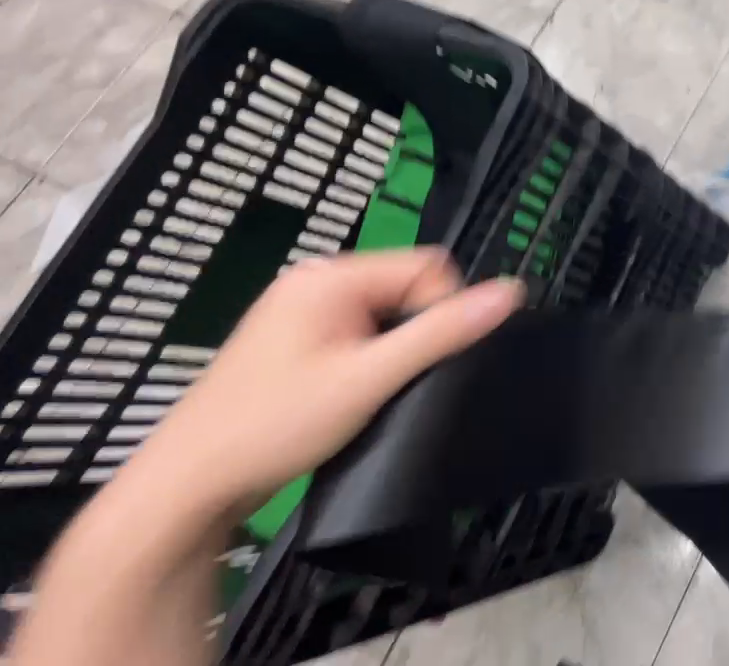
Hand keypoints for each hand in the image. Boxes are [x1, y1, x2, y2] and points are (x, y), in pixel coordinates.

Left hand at [124, 249, 521, 519]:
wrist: (184, 491)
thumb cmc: (274, 426)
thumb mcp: (370, 379)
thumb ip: (445, 332)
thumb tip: (513, 292)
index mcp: (330, 277)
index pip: (429, 268)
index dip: (442, 311)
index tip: (421, 361)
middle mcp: (314, 282)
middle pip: (409, 288)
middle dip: (416, 332)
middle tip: (392, 379)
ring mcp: (301, 310)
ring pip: (390, 313)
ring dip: (395, 349)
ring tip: (372, 389)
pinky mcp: (296, 340)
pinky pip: (364, 331)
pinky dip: (372, 358)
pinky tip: (355, 391)